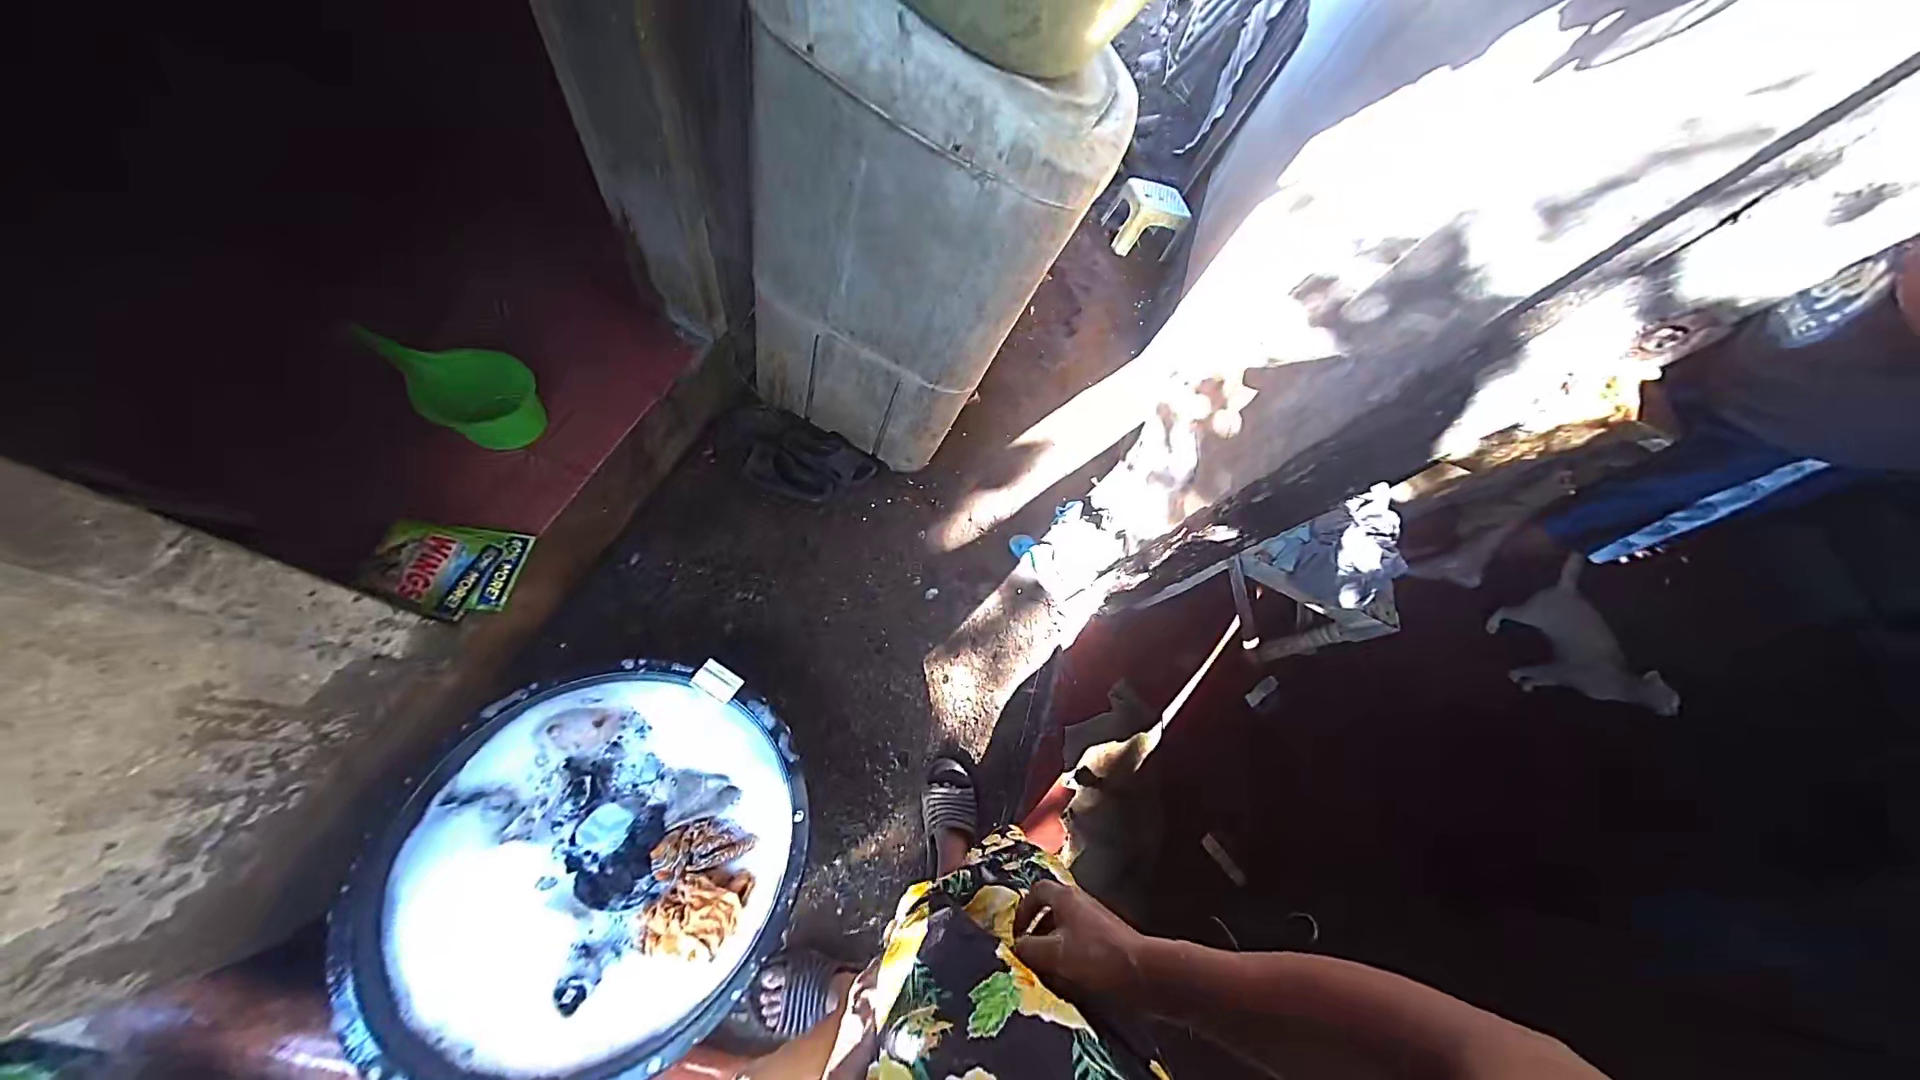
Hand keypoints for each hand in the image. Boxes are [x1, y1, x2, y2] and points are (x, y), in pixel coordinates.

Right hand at [1013, 879, 1151, 999]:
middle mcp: (1080, 904)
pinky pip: (1079, 945)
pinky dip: (1068, 958)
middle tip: (1029, 955)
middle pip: (1049, 911)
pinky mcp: (1106, 941)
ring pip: (1064, 931)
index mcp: (1065, 897)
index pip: (1036, 891)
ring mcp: (1094, 922)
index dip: (1023, 911)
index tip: (1017, 934)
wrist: (1143, 973)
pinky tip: (1068, 980)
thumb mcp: (1054, 954)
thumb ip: (1029, 949)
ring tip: (1046, 971)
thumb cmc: (1097, 957)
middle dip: (1036, 934)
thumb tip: (1017, 948)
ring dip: (1052, 949)